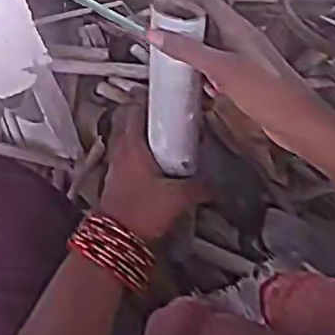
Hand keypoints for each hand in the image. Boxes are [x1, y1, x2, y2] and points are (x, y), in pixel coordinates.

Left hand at [98, 106, 206, 241]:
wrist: (117, 237)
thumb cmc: (142, 210)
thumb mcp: (178, 197)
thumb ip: (201, 186)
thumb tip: (217, 183)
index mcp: (132, 142)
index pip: (137, 107)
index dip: (152, 98)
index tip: (170, 97)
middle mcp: (121, 147)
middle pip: (134, 121)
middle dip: (154, 118)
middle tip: (175, 119)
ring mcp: (117, 162)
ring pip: (132, 139)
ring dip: (149, 137)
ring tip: (171, 141)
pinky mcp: (118, 178)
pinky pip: (131, 156)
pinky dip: (144, 155)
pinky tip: (160, 166)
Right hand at [146, 0, 334, 187]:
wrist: (300, 125)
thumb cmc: (270, 94)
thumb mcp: (221, 69)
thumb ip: (187, 50)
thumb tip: (158, 35)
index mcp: (237, 27)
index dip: (180, 0)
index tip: (159, 11)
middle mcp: (241, 38)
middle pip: (204, 21)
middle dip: (181, 27)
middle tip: (161, 37)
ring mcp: (244, 57)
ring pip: (210, 44)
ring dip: (191, 51)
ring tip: (174, 60)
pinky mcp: (246, 76)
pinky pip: (218, 65)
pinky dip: (204, 71)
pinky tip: (201, 85)